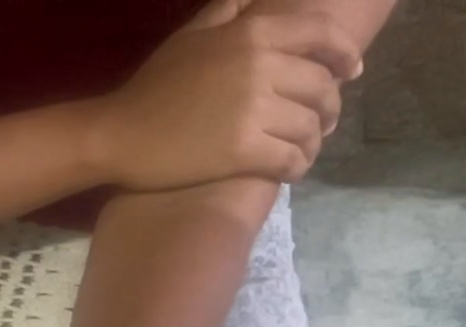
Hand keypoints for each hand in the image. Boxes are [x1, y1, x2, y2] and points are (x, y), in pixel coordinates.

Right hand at [87, 0, 361, 188]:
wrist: (116, 136)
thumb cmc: (149, 89)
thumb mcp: (189, 37)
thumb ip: (227, 13)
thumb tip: (250, 2)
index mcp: (256, 32)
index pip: (324, 36)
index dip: (344, 56)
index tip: (349, 73)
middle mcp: (264, 66)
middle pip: (322, 87)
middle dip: (329, 107)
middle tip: (321, 124)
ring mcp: (255, 111)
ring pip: (309, 126)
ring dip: (313, 142)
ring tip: (304, 151)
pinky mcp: (243, 152)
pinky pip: (290, 158)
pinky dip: (297, 166)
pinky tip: (292, 170)